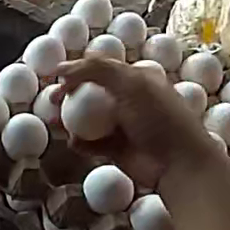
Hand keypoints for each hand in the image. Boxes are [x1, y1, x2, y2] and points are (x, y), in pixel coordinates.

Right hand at [56, 56, 225, 186]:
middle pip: (90, 93)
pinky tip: (73, 142)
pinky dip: (79, 142)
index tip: (56, 75)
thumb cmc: (160, 118)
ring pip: (87, 119)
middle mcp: (128, 100)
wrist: (177, 163)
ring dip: (68, 119)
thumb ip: (97, 70)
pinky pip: (90, 143)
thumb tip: (63, 69)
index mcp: (137, 78)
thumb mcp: (131, 84)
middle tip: (52, 100)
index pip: (101, 67)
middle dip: (69, 94)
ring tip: (54, 122)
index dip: (77, 69)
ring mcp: (121, 125)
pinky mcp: (115, 149)